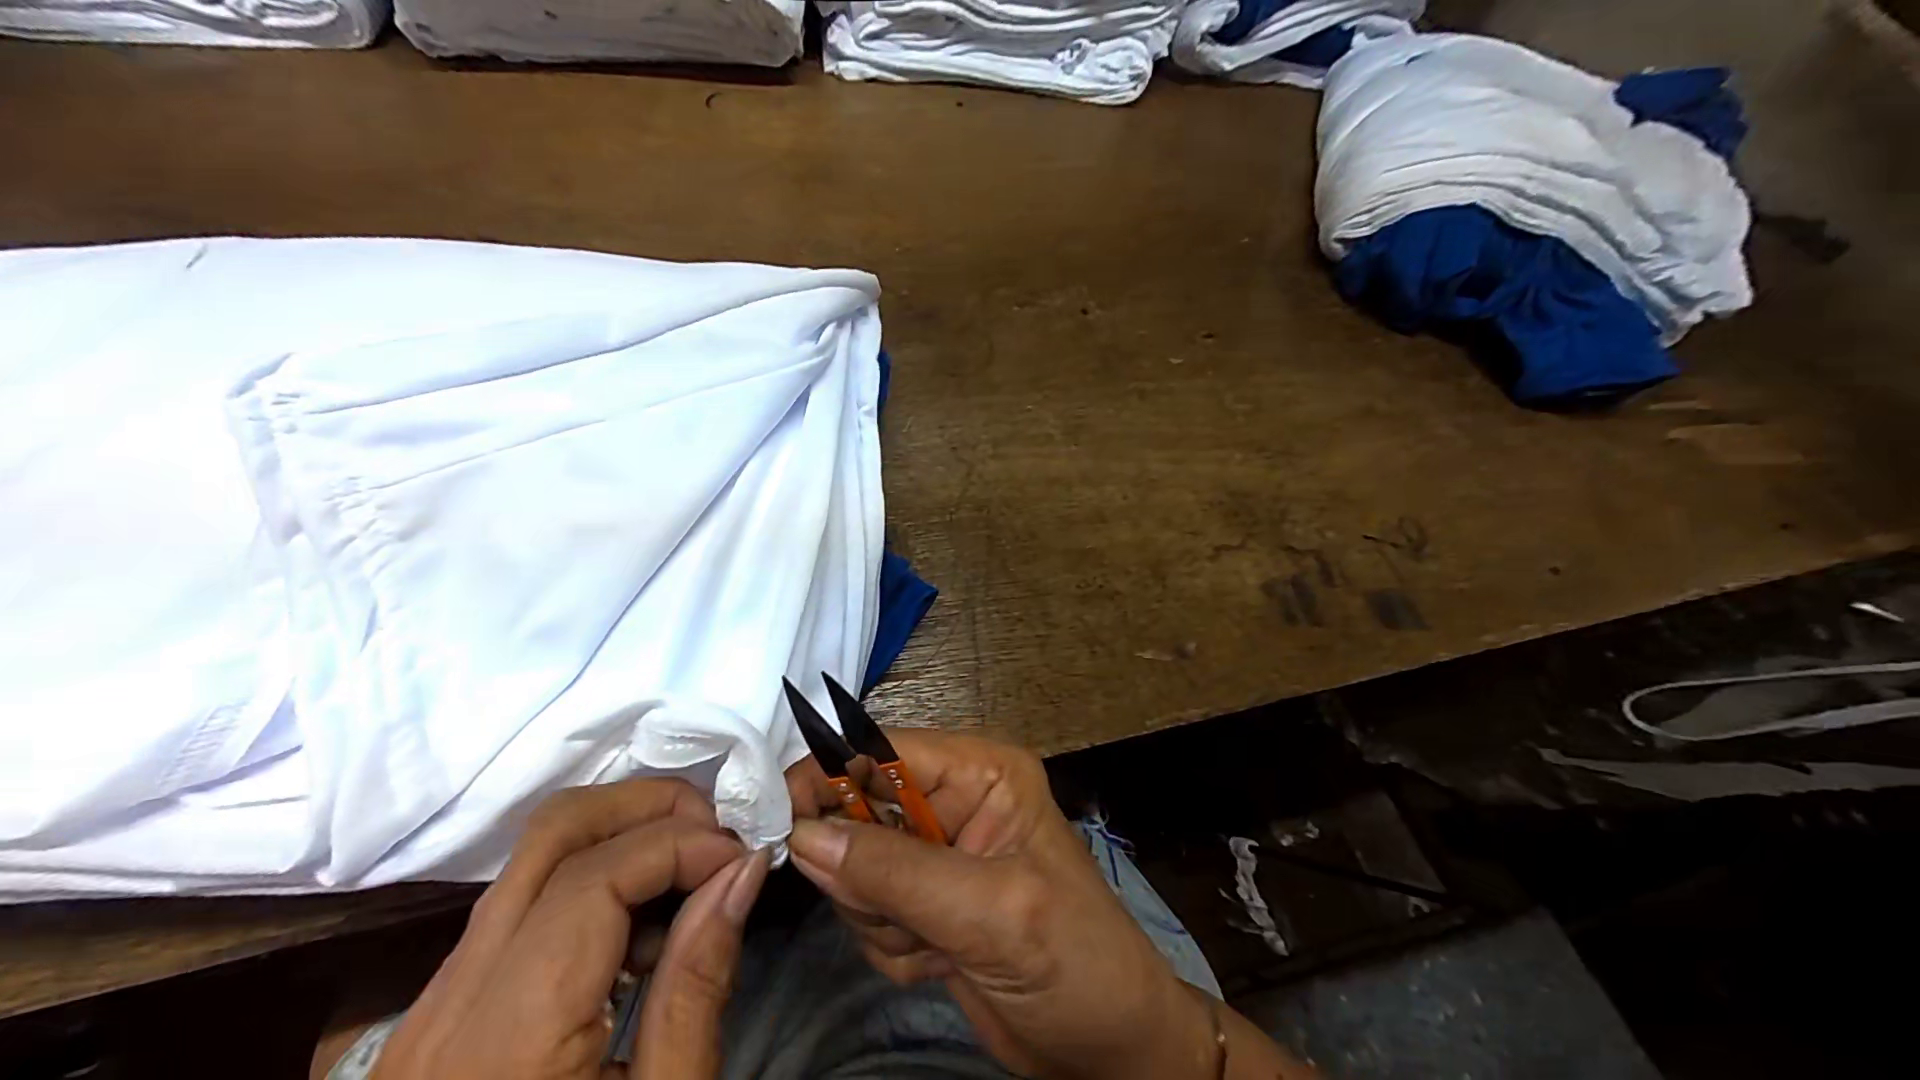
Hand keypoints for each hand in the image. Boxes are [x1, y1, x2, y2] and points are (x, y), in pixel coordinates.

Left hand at [369, 778, 770, 1079]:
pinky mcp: (435, 1015)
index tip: (746, 857)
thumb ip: (698, 981)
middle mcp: (446, 1001)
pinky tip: (641, 932)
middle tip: (718, 833)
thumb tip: (743, 868)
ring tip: (692, 876)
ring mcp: (428, 1005)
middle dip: (649, 806)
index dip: (682, 843)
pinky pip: (521, 905)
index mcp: (502, 1040)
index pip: (595, 875)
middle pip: (550, 835)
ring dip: (625, 837)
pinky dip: (595, 880)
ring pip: (532, 859)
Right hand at [784, 731, 1221, 1079]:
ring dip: (879, 916)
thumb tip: (803, 836)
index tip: (778, 818)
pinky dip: (888, 944)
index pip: (883, 751)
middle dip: (864, 872)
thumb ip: (895, 872)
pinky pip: (865, 910)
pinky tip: (937, 962)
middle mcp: (952, 801)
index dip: (827, 775)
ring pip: (854, 867)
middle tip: (895, 915)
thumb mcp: (991, 912)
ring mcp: (934, 853)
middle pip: (856, 809)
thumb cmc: (1076, 962)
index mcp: (980, 773)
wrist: (1108, 1050)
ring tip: (934, 944)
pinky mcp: (922, 901)